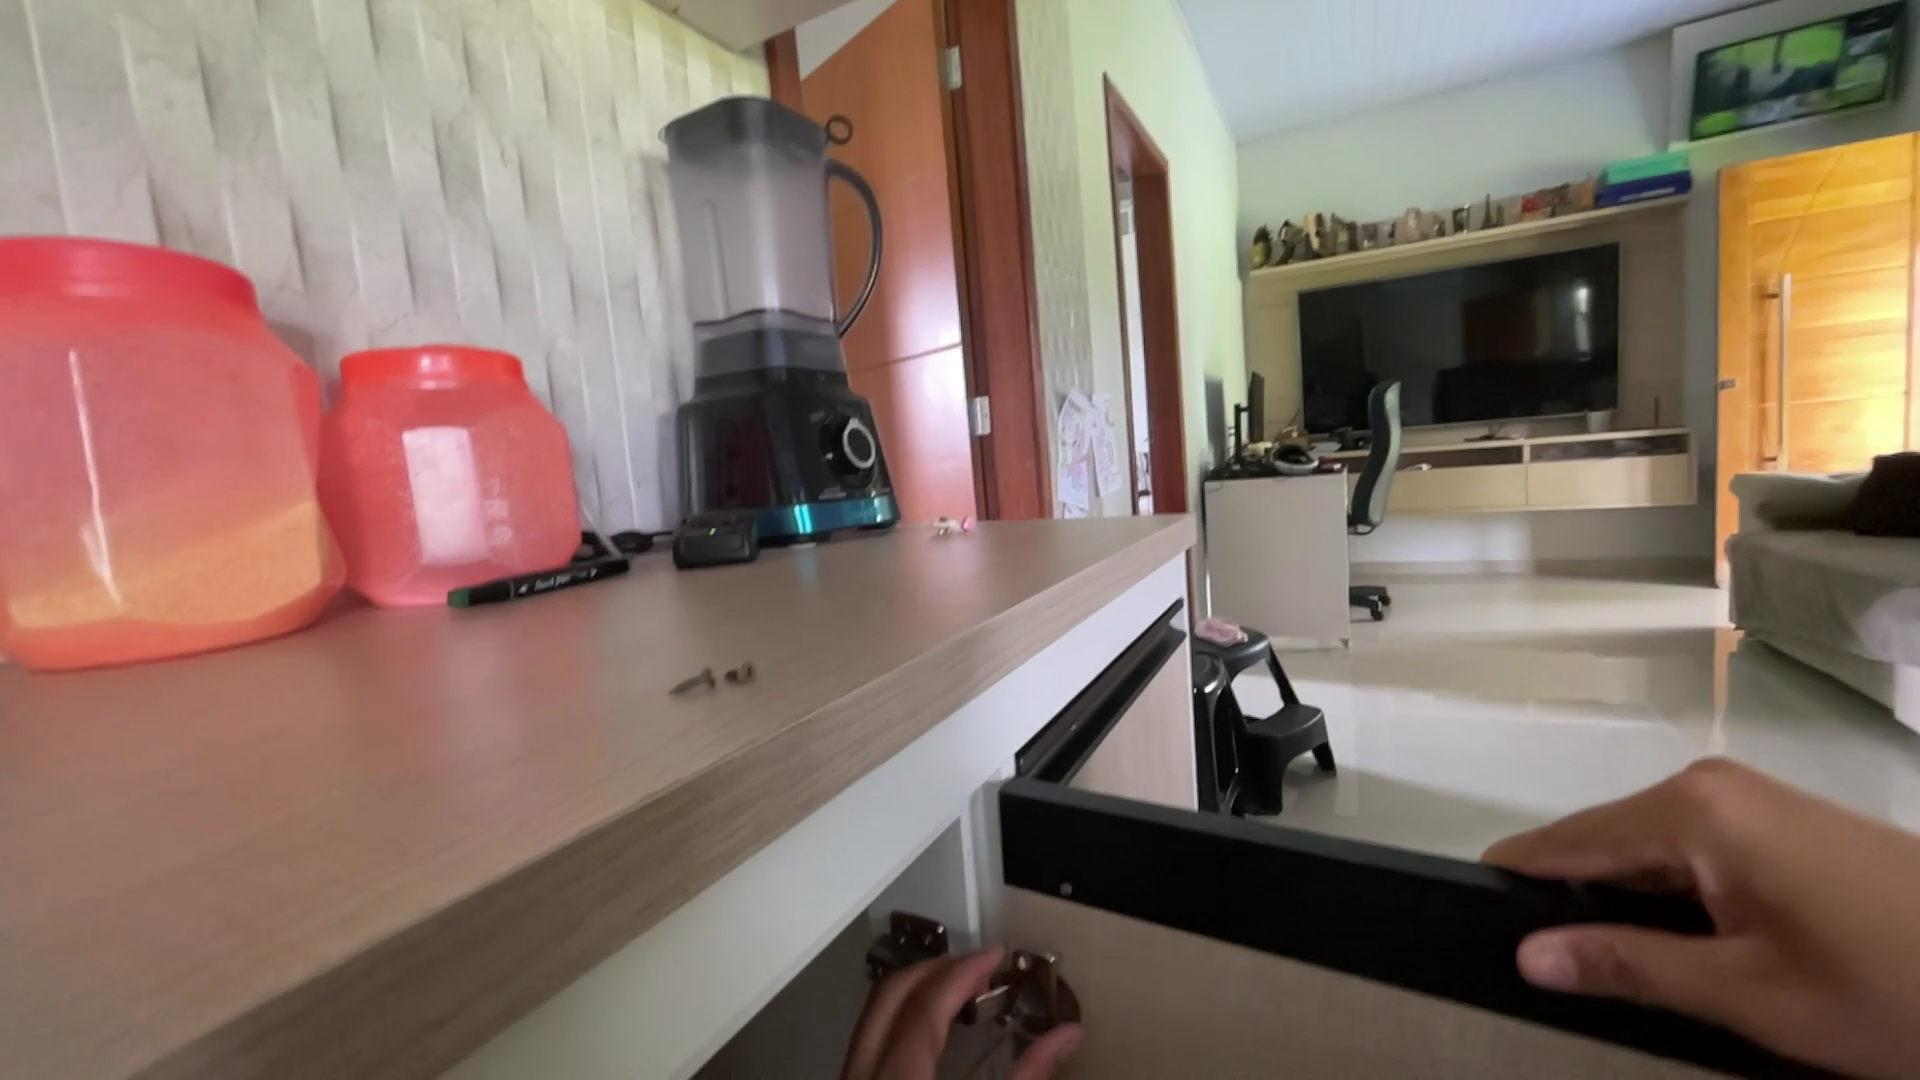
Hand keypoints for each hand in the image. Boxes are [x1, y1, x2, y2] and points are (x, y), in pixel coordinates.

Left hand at [841, 947, 1083, 1079]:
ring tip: (958, 988)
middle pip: (890, 993)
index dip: (966, 969)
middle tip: (978, 963)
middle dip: (936, 967)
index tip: (997, 954)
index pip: (929, 1000)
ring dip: (915, 990)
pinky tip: (928, 1031)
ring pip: (873, 1013)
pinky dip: (899, 1018)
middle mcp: (863, 1073)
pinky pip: (867, 1039)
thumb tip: (1068, 1035)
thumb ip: (1030, 1078)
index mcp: (899, 1076)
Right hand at [1484, 759, 1919, 1078]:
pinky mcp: (1775, 815)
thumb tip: (1527, 957)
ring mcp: (1744, 795)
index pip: (1565, 841)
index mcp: (1688, 808)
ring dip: (1633, 899)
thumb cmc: (1902, 991)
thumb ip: (1628, 967)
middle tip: (1577, 967)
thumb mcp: (1757, 996)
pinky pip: (1691, 846)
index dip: (1519, 883)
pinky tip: (1695, 937)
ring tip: (1637, 958)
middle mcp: (1704, 784)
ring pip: (1646, 846)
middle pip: (1604, 841)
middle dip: (1584, 898)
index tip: (1485, 922)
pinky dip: (1676, 890)